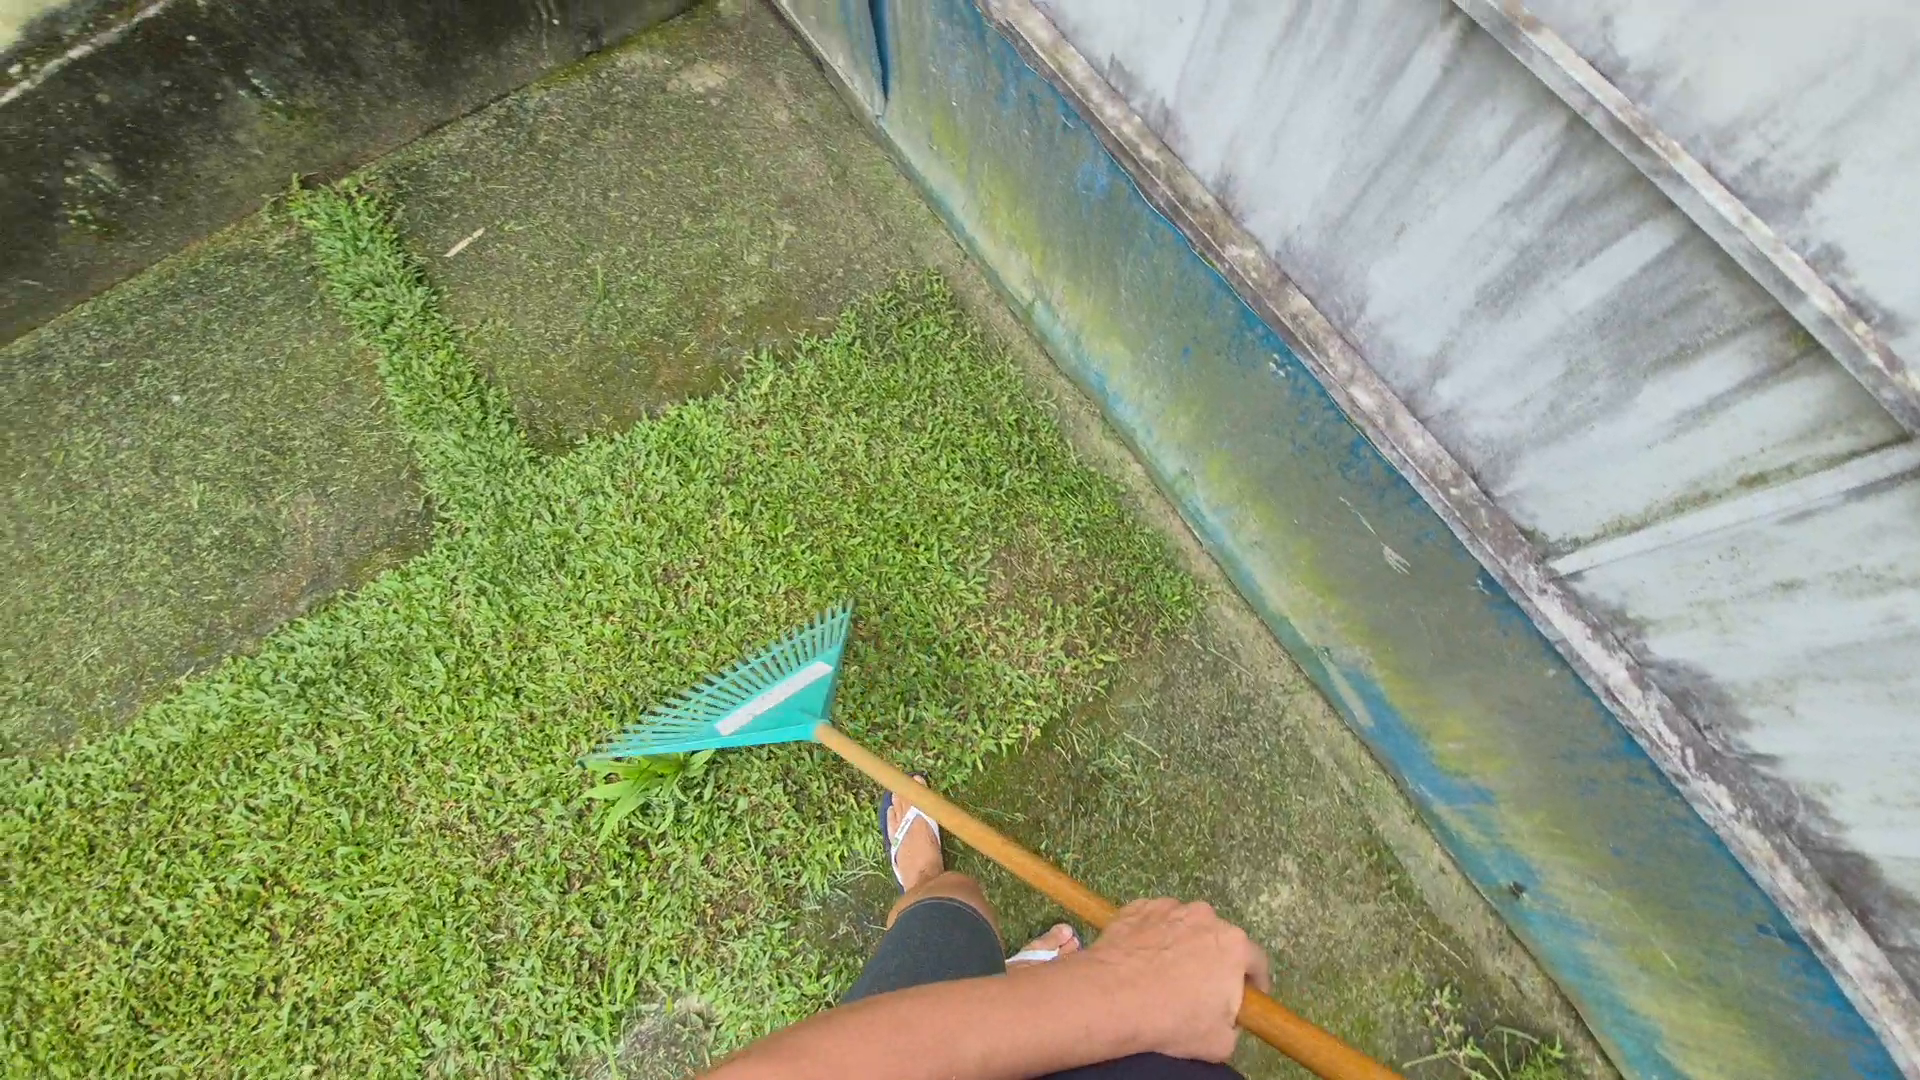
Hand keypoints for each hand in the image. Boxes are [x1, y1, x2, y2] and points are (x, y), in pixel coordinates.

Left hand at [1080, 898, 1271, 1061]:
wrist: (1114, 994)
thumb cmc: (1174, 1019)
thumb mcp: (1222, 1042)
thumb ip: (1234, 1023)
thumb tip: (1225, 1014)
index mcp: (1233, 944)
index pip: (1256, 961)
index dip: (1254, 982)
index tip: (1248, 997)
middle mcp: (1204, 915)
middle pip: (1219, 939)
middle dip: (1215, 961)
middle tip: (1200, 988)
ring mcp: (1168, 906)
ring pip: (1185, 926)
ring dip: (1182, 944)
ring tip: (1164, 972)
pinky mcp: (1138, 906)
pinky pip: (1154, 921)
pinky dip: (1153, 935)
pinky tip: (1142, 958)